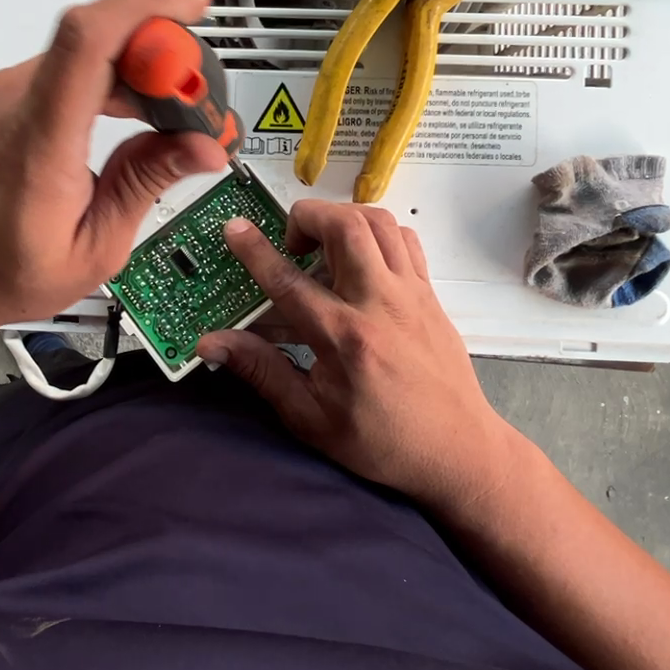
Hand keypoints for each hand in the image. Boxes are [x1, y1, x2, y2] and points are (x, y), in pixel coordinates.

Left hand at [0, 0, 229, 351]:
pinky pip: (70, 66)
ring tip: (172, 119)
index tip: (194, 10)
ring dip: (141, 71)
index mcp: (39, 144)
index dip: (148, 7)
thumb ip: (145, 185)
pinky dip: (113, 80)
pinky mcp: (5, 98)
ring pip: (89, 49)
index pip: (90, 39)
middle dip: (165, 56)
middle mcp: (15, 102)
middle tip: (199, 103)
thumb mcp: (91, 249)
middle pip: (101, 36)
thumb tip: (199, 147)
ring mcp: (5, 94)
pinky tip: (134, 116)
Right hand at [195, 201, 514, 506]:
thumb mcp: (309, 417)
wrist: (457, 452)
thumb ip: (261, 370)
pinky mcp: (429, 294)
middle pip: (345, 226)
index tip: (234, 229)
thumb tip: (211, 344)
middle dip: (306, 217)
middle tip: (289, 243)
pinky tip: (358, 258)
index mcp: (344, 339)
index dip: (255, 250)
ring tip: (321, 247)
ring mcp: (411, 294)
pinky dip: (375, 233)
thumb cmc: (381, 441)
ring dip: (341, 219)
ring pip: (378, 222)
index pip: (289, 281)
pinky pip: (403, 239)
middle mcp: (380, 305)